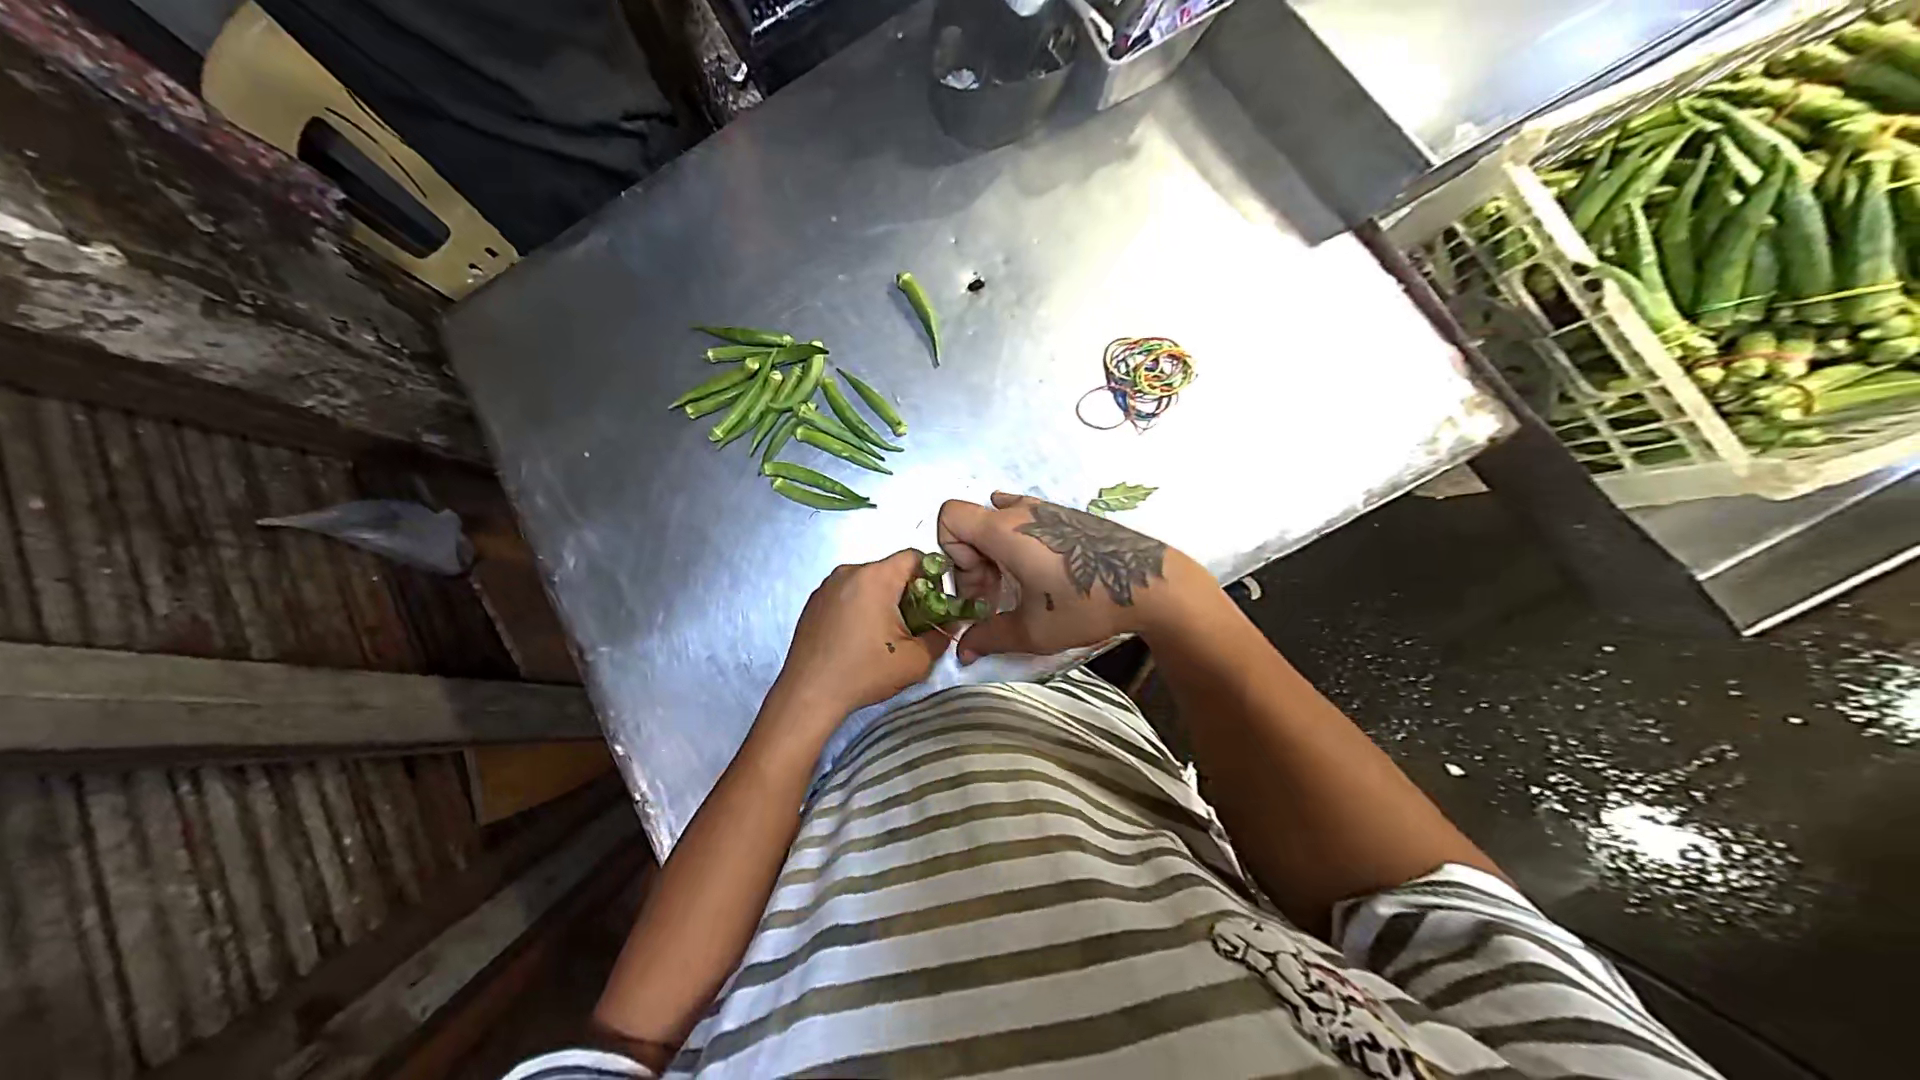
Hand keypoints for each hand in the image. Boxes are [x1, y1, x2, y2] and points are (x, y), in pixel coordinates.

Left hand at [768, 549, 951, 722]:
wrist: (808, 694)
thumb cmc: (863, 673)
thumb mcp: (916, 660)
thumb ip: (941, 636)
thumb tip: (951, 625)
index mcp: (875, 577)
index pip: (915, 558)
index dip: (933, 578)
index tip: (936, 606)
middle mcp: (849, 572)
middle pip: (891, 571)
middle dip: (908, 594)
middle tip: (914, 627)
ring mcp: (828, 586)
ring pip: (869, 583)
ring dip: (884, 602)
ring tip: (885, 637)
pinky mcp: (814, 602)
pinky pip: (849, 595)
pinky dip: (861, 609)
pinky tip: (860, 640)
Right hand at [937, 492, 1215, 663]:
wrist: (1153, 584)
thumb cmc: (1086, 604)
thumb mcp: (1033, 631)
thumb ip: (989, 637)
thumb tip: (961, 651)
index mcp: (1004, 530)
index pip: (950, 517)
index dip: (951, 552)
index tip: (978, 586)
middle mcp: (1021, 511)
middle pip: (973, 524)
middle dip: (973, 561)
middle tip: (995, 597)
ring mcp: (1047, 508)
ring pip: (999, 521)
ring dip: (996, 552)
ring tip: (1018, 585)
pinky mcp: (1068, 515)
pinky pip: (1026, 520)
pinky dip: (1019, 543)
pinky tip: (1041, 572)